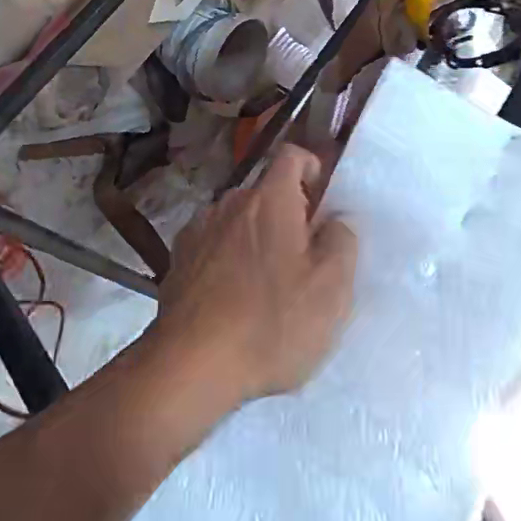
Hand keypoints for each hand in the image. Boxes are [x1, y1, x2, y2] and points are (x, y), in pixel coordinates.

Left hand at [146, 144, 357, 406]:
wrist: (190, 366)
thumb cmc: (271, 323)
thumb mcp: (331, 289)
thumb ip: (342, 241)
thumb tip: (336, 219)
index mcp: (270, 199)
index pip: (292, 154)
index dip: (311, 167)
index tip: (322, 201)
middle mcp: (231, 202)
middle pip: (265, 191)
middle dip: (286, 213)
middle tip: (303, 257)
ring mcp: (199, 229)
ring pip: (239, 219)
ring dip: (256, 236)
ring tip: (266, 283)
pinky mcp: (178, 259)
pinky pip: (214, 244)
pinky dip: (228, 258)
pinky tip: (232, 298)